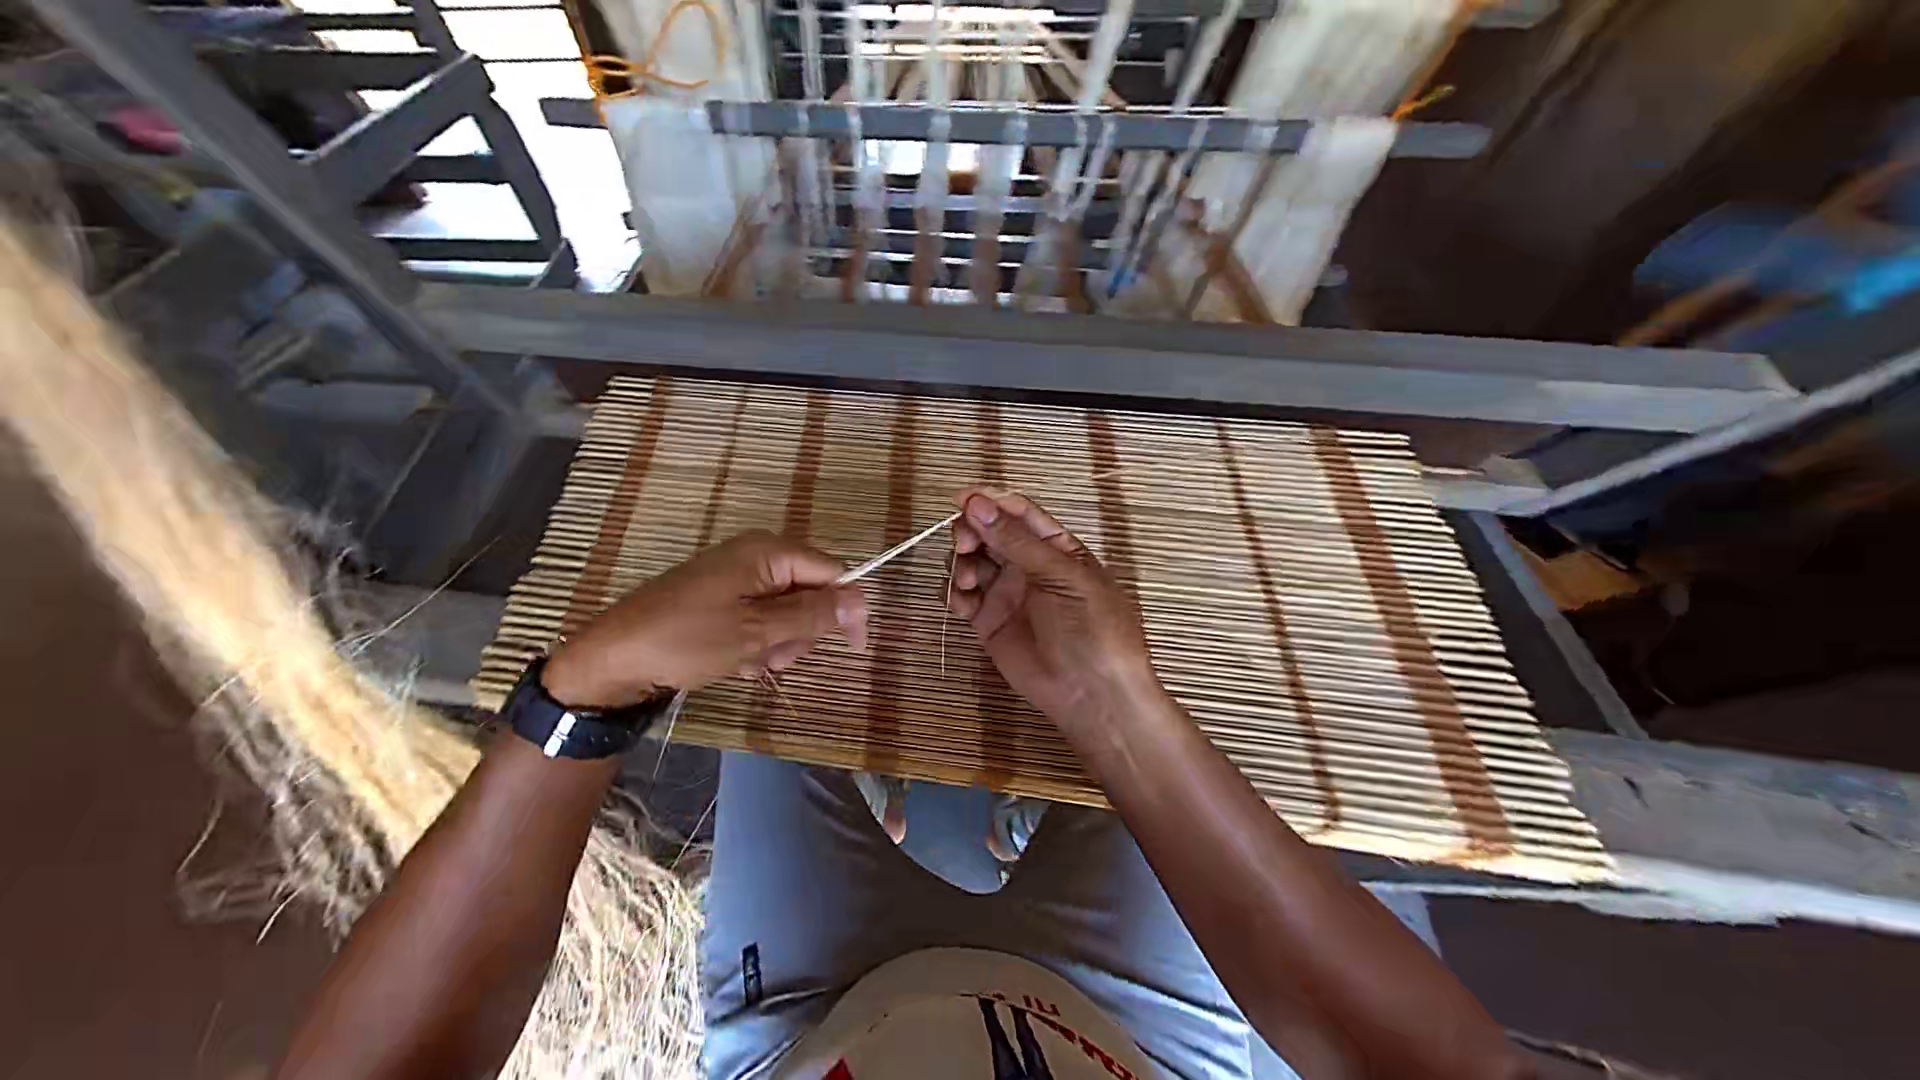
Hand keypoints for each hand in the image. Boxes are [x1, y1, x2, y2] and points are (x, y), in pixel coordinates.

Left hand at [542, 531, 868, 707]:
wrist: (612, 658)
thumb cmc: (686, 640)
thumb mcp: (757, 631)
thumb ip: (812, 614)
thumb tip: (860, 600)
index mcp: (769, 552)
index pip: (833, 572)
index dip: (847, 609)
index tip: (853, 648)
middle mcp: (757, 556)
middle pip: (811, 592)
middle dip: (801, 631)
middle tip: (775, 657)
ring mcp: (737, 576)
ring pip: (787, 611)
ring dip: (778, 643)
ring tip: (749, 662)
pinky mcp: (722, 597)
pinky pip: (760, 618)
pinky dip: (756, 643)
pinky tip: (735, 661)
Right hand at [949, 488, 1163, 731]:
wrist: (1092, 694)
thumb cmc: (1092, 627)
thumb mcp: (1062, 577)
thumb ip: (1017, 541)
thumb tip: (977, 503)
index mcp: (1056, 547)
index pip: (1018, 512)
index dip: (990, 501)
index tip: (962, 498)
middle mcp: (1028, 565)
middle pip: (989, 532)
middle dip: (970, 530)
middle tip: (963, 542)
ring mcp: (1007, 593)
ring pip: (972, 561)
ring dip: (961, 561)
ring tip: (967, 581)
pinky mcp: (989, 621)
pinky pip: (963, 597)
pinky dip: (955, 593)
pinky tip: (962, 600)